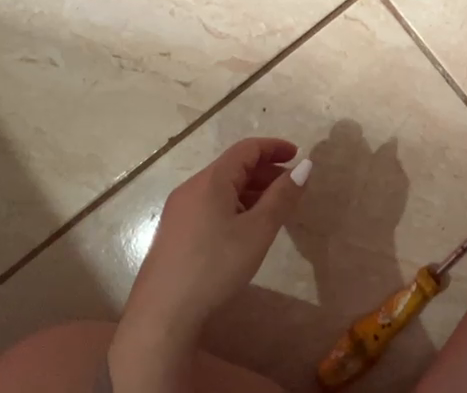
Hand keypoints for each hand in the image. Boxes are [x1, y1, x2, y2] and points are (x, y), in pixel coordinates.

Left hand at [110, 138, 310, 390]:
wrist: (160, 318)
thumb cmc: (215, 267)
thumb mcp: (258, 231)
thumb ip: (283, 196)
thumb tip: (305, 165)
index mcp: (211, 181)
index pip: (247, 148)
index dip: (274, 148)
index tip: (298, 157)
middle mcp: (191, 188)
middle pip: (233, 166)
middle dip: (265, 171)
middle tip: (291, 187)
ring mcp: (178, 211)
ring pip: (221, 187)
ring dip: (251, 190)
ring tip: (273, 209)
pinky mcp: (174, 233)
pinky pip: (209, 204)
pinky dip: (234, 205)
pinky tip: (244, 229)